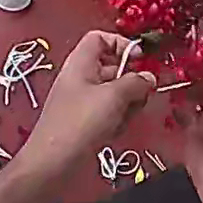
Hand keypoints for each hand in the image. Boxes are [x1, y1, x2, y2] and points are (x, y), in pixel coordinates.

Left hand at [13, 31, 154, 179]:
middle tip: (140, 96)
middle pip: (112, 67)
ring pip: (114, 92)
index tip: (139, 60)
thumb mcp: (113, 97)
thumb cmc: (81, 123)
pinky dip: (116, 120)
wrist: (52, 164)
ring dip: (126, 104)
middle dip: (130, 81)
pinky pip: (109, 112)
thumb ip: (135, 83)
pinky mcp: (85, 122)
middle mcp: (80, 78)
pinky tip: (114, 133)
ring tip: (124, 119)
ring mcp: (82, 101)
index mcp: (80, 63)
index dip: (121, 44)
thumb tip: (150, 77)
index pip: (100, 38)